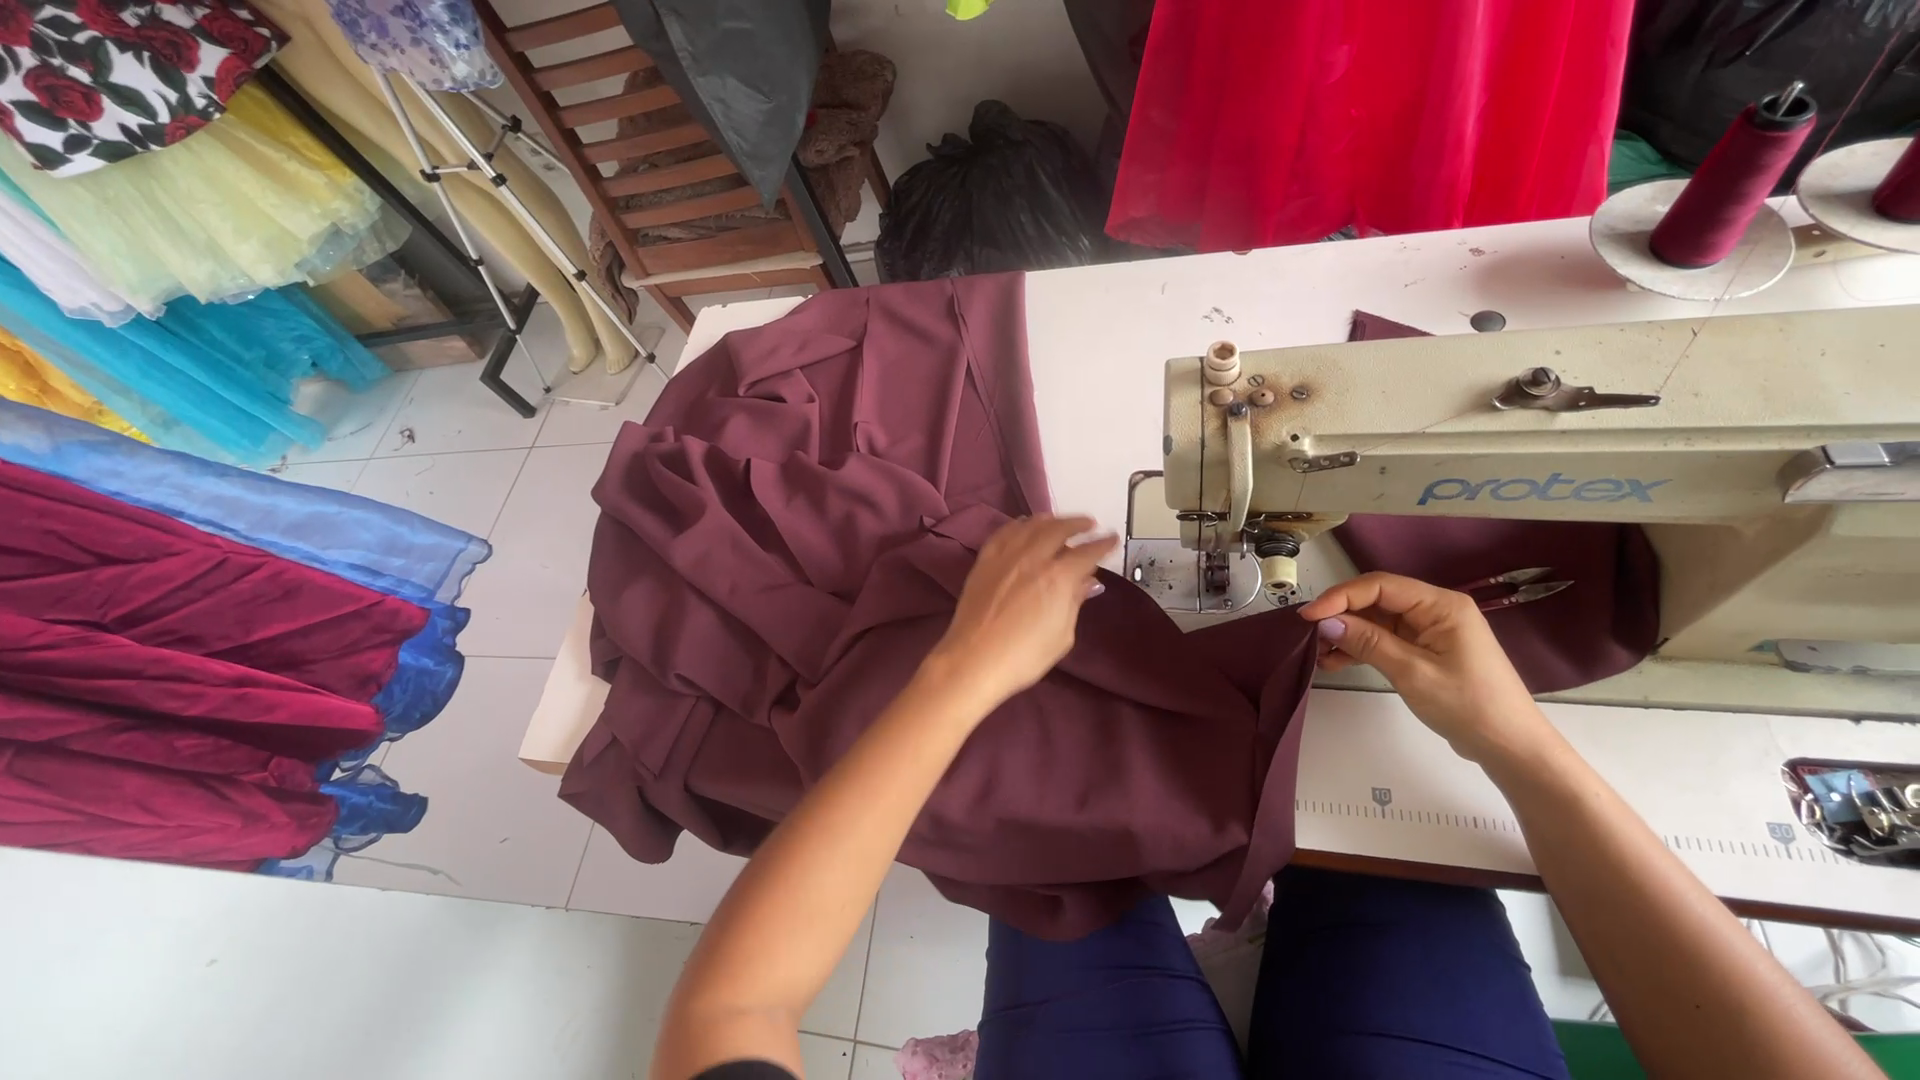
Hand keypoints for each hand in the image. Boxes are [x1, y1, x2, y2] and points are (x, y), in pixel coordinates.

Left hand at [926, 515, 1117, 712]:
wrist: (973, 660)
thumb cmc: (1023, 656)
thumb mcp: (1062, 635)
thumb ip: (1074, 602)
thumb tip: (1086, 582)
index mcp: (1058, 577)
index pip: (1087, 553)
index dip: (1103, 545)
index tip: (1112, 539)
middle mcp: (1033, 558)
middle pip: (1059, 529)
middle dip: (1078, 524)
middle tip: (1090, 524)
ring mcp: (1005, 556)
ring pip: (1031, 525)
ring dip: (1050, 519)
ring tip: (1060, 521)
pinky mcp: (984, 561)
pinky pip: (1004, 533)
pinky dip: (1019, 525)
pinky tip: (1024, 526)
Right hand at [1298, 572, 1550, 763]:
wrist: (1509, 746)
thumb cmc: (1468, 705)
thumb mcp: (1412, 672)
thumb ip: (1368, 642)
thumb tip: (1326, 622)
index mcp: (1441, 605)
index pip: (1380, 586)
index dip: (1339, 597)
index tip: (1307, 616)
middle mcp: (1435, 610)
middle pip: (1376, 600)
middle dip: (1340, 614)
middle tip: (1308, 635)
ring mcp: (1430, 631)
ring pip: (1377, 621)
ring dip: (1347, 633)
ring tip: (1317, 652)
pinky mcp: (1425, 651)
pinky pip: (1385, 640)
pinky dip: (1360, 648)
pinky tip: (1336, 661)